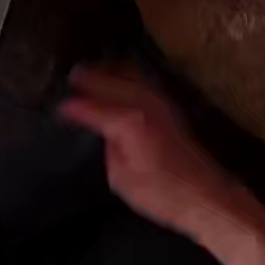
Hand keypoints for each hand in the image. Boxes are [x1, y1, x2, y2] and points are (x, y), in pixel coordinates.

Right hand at [57, 65, 264, 242]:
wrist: (203, 192)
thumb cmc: (161, 194)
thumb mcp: (121, 177)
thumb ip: (110, 147)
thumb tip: (106, 132)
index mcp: (128, 122)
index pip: (93, 107)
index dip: (75, 107)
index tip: (61, 106)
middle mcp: (144, 104)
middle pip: (111, 80)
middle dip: (90, 77)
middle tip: (72, 76)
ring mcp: (159, 101)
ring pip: (130, 73)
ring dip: (109, 71)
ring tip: (92, 73)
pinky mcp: (169, 104)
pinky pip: (143, 79)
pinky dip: (126, 75)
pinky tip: (118, 80)